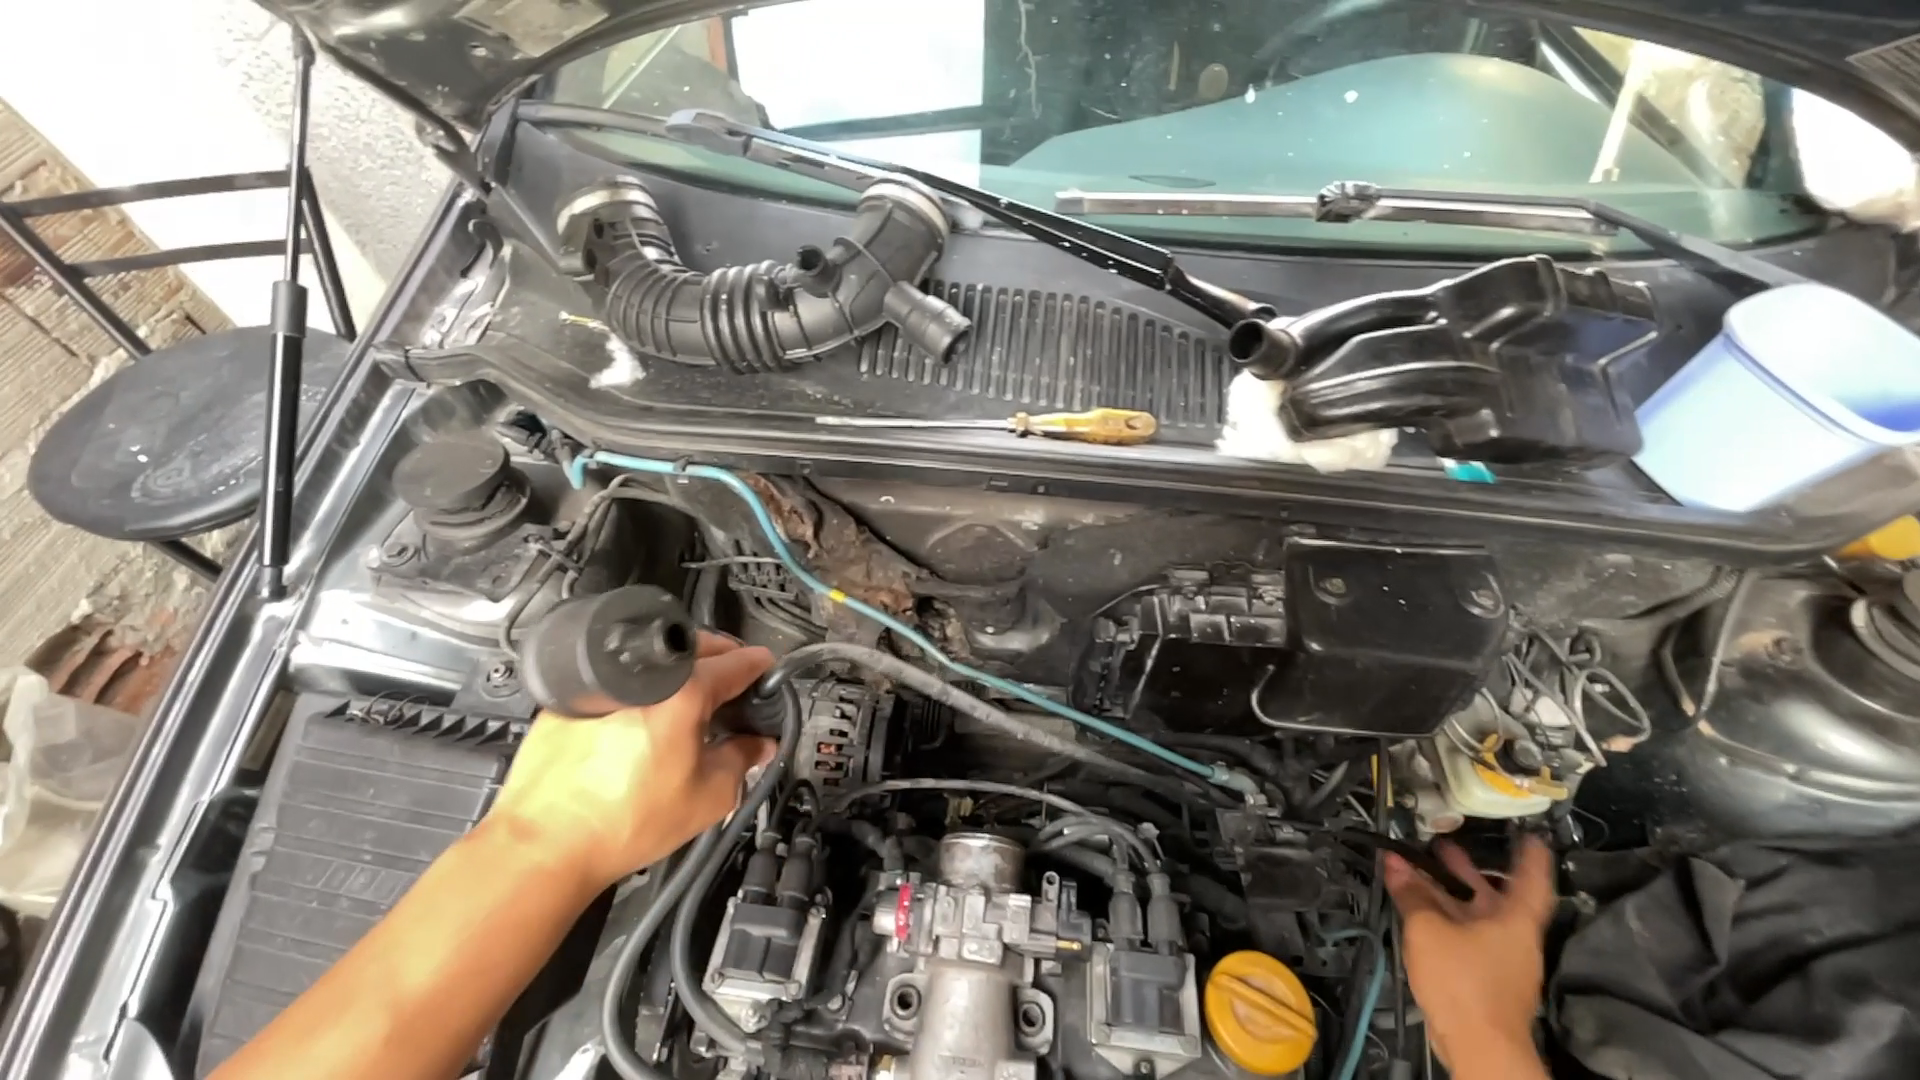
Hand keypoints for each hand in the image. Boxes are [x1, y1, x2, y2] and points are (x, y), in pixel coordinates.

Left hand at [483, 633, 775, 893]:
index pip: (737, 662)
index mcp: (682, 691)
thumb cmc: (617, 824)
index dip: (760, 667)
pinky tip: (645, 722)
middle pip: (696, 648)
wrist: (546, 845)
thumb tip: (756, 746)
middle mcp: (642, 677)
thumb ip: (743, 760)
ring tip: (690, 709)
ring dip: (680, 674)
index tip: (765, 670)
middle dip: (722, 662)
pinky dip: (642, 691)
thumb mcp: (708, 797)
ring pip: (656, 662)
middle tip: (733, 690)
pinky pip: (621, 680)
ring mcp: (602, 684)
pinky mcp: (571, 700)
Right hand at [1384, 835, 1555, 1077]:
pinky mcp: (1484, 978)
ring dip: (1448, 894)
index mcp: (1514, 920)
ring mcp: (1500, 959)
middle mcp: (1514, 937)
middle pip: (1493, 895)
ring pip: (1474, 916)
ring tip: (1420, 872)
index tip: (1530, 835)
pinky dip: (1444, 918)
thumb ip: (1412, 892)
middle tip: (1441, 845)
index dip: (1530, 856)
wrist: (1478, 1046)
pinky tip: (1419, 911)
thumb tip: (1394, 862)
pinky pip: (1464, 935)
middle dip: (1467, 871)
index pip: (1530, 880)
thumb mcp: (1427, 928)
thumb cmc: (1463, 979)